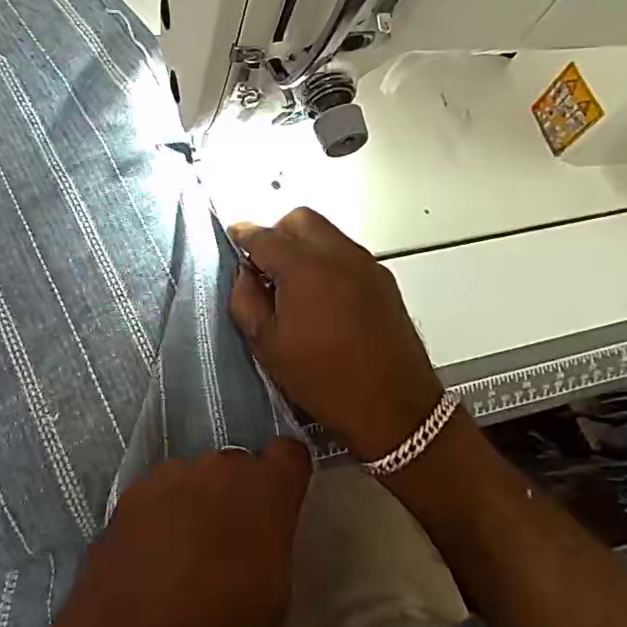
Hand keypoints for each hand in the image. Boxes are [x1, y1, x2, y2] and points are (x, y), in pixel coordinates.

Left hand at [0, 440, 311, 626]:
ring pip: (194, 480)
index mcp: (260, 492)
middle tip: (234, 546)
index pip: (288, 454)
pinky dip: (162, 518)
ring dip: (197, 505)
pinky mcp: (125, 496)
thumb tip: (258, 534)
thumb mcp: (271, 604)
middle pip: (236, 469)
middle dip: (238, 498)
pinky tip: (154, 560)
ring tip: (188, 558)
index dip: (287, 476)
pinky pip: (158, 498)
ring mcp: (163, 477)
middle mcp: (213, 469)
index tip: (282, 504)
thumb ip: (270, 547)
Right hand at [228, 207, 442, 460]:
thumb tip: (245, 275)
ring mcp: (366, 264)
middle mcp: (338, 255)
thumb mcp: (266, 344)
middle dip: (276, 233)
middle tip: (263, 265)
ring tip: (292, 283)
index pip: (263, 235)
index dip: (242, 235)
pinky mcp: (383, 280)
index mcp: (303, 268)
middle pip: (298, 219)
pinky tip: (320, 295)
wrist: (393, 407)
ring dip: (302, 245)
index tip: (233, 240)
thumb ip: (245, 299)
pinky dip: (326, 259)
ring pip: (326, 232)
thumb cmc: (324, 380)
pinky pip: (346, 252)